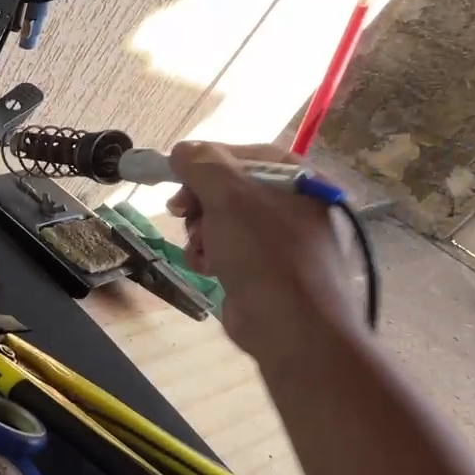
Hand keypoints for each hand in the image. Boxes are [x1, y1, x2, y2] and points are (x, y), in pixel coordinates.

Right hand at [166, 142, 362, 354]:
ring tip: (201, 247)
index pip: (244, 154)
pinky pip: (226, 247)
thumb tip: (182, 150)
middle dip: (199, 201)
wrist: (290, 324)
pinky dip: (209, 254)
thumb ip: (202, 163)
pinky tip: (208, 266)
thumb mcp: (228, 195)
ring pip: (221, 219)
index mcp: (300, 180)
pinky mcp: (264, 267)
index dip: (205, 161)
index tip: (173, 173)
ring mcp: (280, 239)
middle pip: (228, 187)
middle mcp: (294, 205)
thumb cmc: (264, 252)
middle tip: (181, 211)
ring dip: (200, 231)